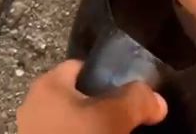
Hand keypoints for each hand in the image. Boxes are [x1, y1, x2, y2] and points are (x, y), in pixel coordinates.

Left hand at [16, 60, 166, 132]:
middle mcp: (38, 106)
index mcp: (49, 84)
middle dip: (105, 112)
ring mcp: (38, 132)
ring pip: (76, 127)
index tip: (131, 96)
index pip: (82, 69)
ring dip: (96, 130)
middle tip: (130, 125)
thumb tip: (157, 99)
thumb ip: (135, 101)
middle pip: (80, 101)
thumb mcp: (110, 118)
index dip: (108, 79)